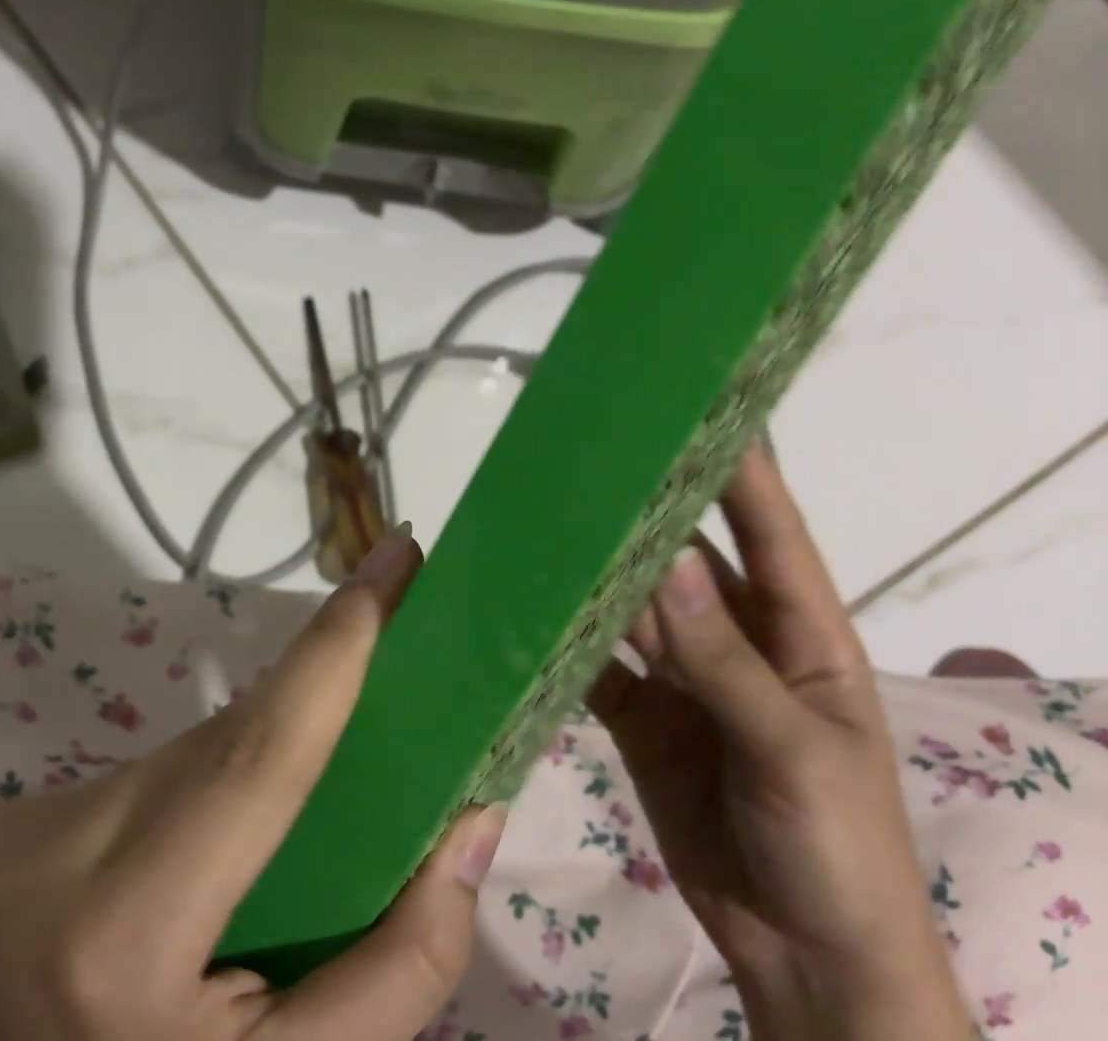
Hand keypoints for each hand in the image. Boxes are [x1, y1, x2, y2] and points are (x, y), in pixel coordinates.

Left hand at [0, 529, 507, 1039]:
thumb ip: (402, 963)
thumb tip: (470, 823)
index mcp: (120, 934)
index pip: (253, 760)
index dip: (330, 657)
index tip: (390, 560)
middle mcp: (42, 859)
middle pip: (211, 752)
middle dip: (303, 707)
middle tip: (383, 663)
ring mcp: (3, 840)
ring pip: (170, 762)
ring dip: (245, 759)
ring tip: (305, 790)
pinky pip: (129, 785)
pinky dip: (191, 792)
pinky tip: (222, 831)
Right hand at [590, 446, 968, 1038]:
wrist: (803, 952)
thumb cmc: (835, 845)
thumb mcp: (792, 748)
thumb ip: (723, 660)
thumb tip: (667, 564)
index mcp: (804, 640)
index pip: (770, 538)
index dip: (740, 475)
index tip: (696, 410)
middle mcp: (739, 648)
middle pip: (688, 567)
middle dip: (646, 517)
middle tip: (587, 466)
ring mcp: (684, 686)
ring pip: (634, 615)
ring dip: (595, 579)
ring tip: (542, 529)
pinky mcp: (639, 723)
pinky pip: (597, 671)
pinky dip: (564, 647)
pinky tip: (527, 618)